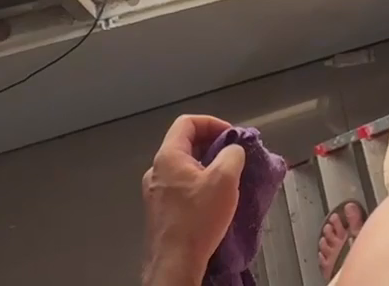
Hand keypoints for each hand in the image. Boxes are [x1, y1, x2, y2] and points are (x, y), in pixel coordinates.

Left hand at [142, 115, 245, 285]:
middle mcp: (156, 171)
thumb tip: (232, 151)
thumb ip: (233, 153)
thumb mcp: (225, 178)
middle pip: (185, 143)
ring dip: (207, 166)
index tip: (231, 136)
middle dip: (212, 145)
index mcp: (168, 157)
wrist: (175, 266)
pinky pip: (181, 185)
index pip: (187, 122)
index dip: (212, 123)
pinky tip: (214, 200)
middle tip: (233, 156)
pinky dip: (199, 183)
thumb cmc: (198, 218)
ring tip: (227, 178)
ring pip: (184, 166)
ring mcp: (155, 193)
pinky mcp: (159, 212)